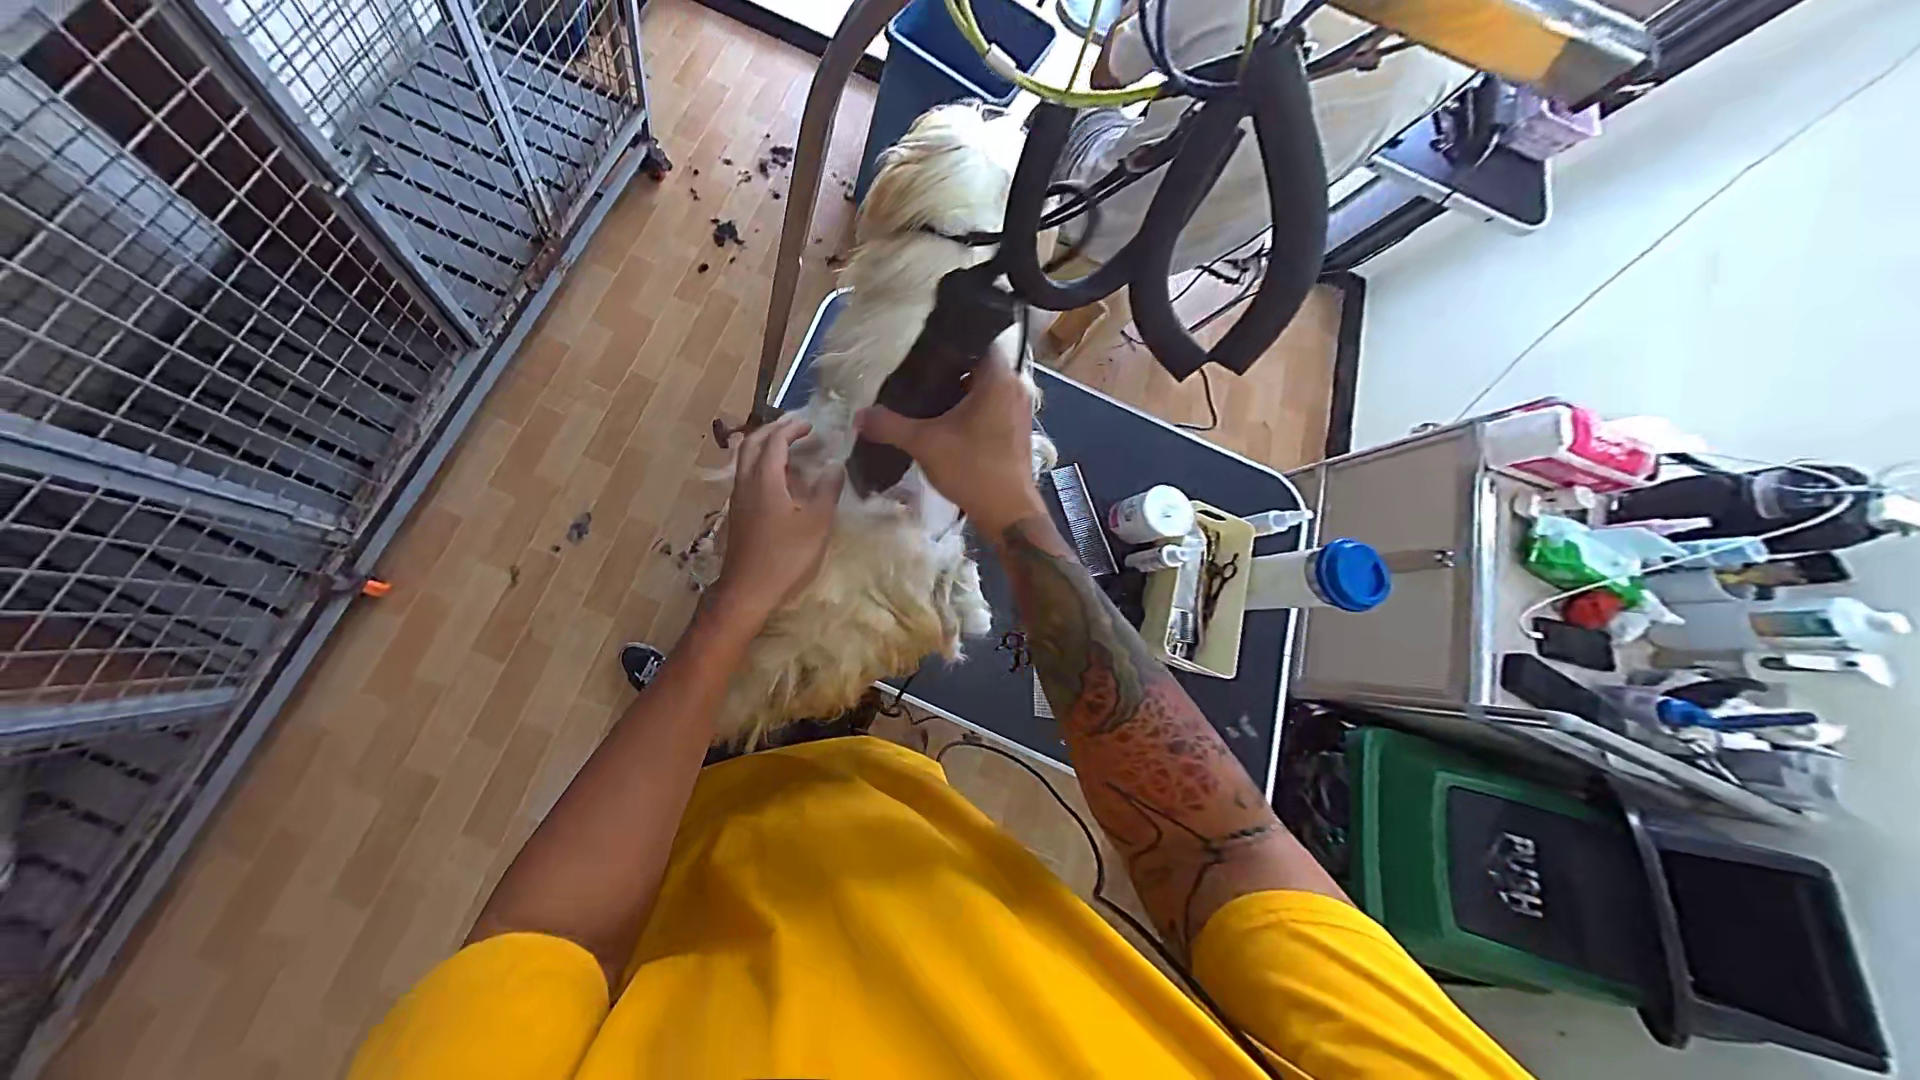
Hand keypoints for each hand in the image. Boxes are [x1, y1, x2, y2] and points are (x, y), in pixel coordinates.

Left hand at [709, 415, 842, 624]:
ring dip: (764, 445)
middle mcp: (746, 482)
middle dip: (773, 430)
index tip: (810, 425)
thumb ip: (827, 491)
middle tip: (795, 427)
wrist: (747, 590)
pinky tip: (778, 478)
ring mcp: (738, 498)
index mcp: (764, 480)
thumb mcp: (816, 523)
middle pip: (752, 443)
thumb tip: (835, 466)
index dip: (792, 429)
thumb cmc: (785, 556)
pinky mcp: (738, 513)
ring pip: (745, 459)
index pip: (775, 442)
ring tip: (787, 447)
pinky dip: (761, 463)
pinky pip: (746, 474)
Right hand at [855, 346, 1044, 536]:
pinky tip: (947, 422)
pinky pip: (993, 408)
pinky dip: (972, 410)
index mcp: (998, 379)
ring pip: (986, 389)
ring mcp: (1020, 410)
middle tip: (918, 374)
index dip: (948, 342)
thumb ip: (889, 425)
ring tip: (928, 397)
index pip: (975, 340)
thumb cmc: (972, 470)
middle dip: (949, 370)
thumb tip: (859, 416)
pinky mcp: (1018, 430)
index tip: (922, 349)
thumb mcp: (925, 444)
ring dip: (960, 392)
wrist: (1008, 513)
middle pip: (978, 365)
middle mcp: (1016, 387)